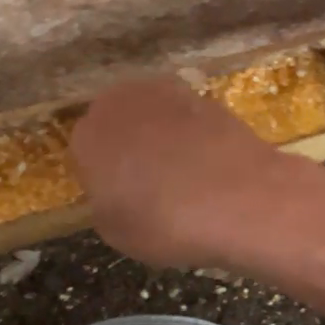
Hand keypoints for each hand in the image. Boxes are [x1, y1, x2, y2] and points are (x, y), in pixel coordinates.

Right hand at [72, 76, 324, 268]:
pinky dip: (195, 137)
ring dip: (163, 137)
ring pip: (154, 116)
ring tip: (184, 175)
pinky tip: (210, 164)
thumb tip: (119, 190)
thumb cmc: (165, 222)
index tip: (120, 197)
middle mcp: (123, 102)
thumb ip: (106, 201)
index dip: (102, 175)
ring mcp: (170, 94)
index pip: (84, 151)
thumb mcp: (116, 230)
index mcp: (89, 135)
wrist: (240, 198)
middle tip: (149, 183)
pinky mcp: (209, 98)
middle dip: (129, 146)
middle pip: (118, 122)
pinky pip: (189, 120)